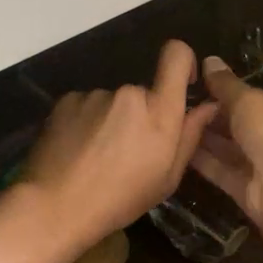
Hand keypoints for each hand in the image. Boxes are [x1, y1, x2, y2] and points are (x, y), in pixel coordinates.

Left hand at [20, 41, 218, 247]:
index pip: (176, 55)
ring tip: (98, 156)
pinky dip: (87, 123)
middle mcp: (128, 93)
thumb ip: (190, 136)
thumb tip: (208, 105)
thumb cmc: (119, 200)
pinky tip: (78, 151)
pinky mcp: (68, 100)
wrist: (54, 207)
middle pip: (144, 91)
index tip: (182, 82)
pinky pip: (88, 105)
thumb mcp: (166, 179)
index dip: (184, 61)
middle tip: (129, 151)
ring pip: (114, 102)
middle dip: (142, 113)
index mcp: (159, 111)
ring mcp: (95, 94)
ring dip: (112, 120)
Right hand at [189, 56, 262, 240]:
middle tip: (179, 105)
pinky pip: (222, 170)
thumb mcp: (247, 100)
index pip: (256, 96)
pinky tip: (178, 149)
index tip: (199, 86)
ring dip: (205, 137)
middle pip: (241, 122)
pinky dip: (204, 161)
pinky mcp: (248, 189)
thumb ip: (225, 83)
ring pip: (229, 148)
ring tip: (173, 124)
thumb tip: (210, 60)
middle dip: (213, 115)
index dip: (229, 91)